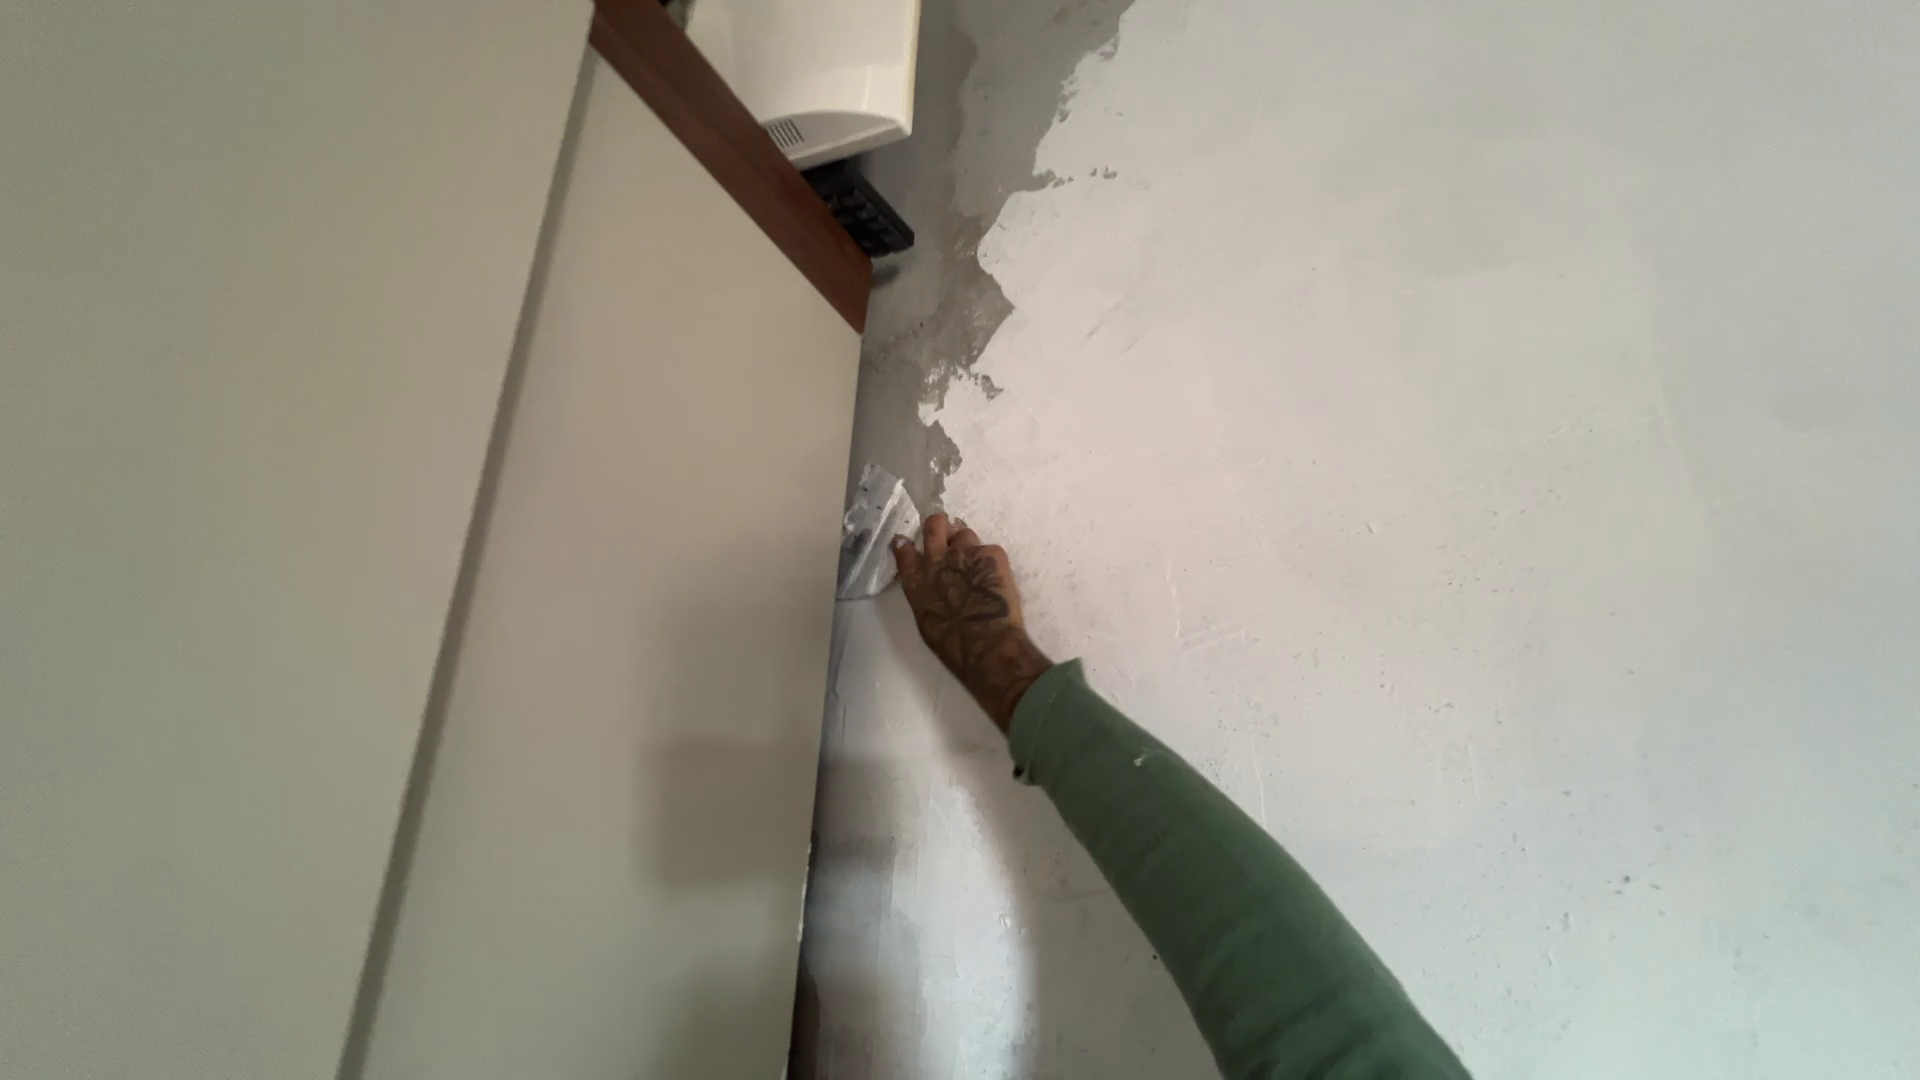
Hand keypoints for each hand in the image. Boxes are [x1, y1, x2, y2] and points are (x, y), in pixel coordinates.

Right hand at [891, 514, 1053, 731]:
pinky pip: (990, 550)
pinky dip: (991, 562)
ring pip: (965, 534)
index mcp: (916, 578)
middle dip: (940, 526)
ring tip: (976, 564)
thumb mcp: (925, 618)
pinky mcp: (992, 553)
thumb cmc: (951, 642)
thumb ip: (924, 593)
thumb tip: (931, 588)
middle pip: (935, 524)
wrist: (985, 643)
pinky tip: (996, 580)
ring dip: (967, 545)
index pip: (904, 548)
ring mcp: (966, 551)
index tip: (910, 543)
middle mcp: (937, 557)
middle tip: (948, 538)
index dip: (908, 543)